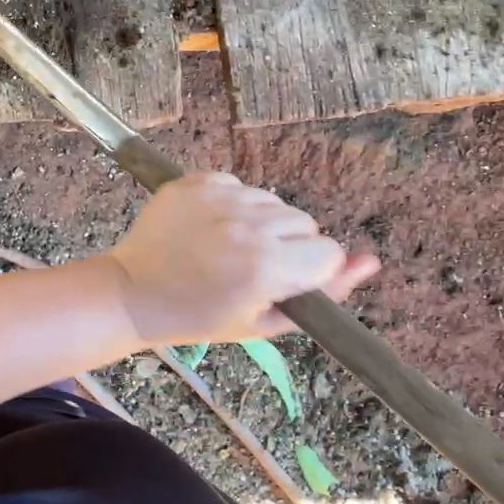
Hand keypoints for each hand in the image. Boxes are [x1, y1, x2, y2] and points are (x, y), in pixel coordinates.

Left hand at [105, 172, 378, 346]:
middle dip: (288, 244)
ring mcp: (216, 200)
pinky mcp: (190, 183)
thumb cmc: (200, 316)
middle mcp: (246, 225)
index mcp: (268, 264)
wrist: (133, 293)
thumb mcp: (266, 319)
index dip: (308, 270)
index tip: (281, 282)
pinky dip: (229, 201)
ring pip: (271, 201)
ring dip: (260, 220)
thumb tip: (370, 261)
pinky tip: (209, 225)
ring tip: (227, 245)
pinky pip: (234, 183)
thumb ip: (325, 292)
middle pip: (302, 222)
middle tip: (250, 265)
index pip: (327, 251)